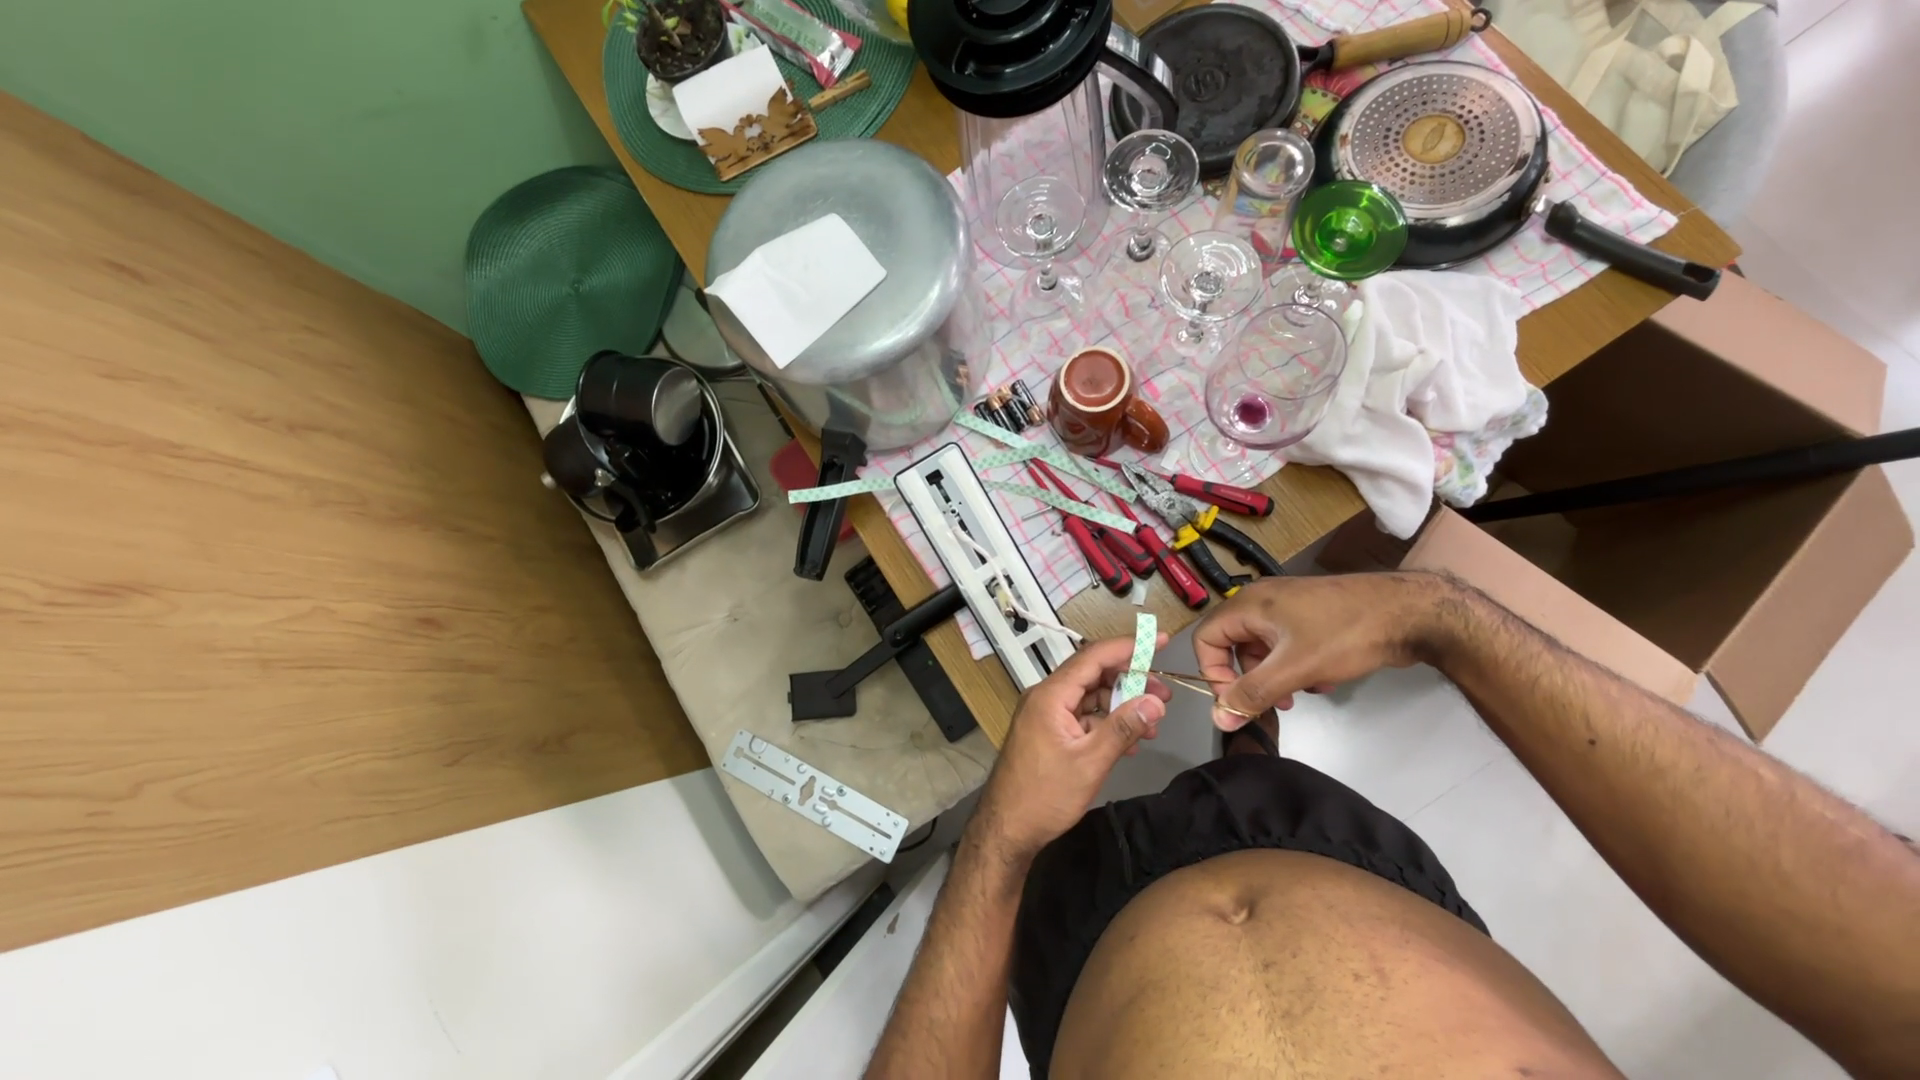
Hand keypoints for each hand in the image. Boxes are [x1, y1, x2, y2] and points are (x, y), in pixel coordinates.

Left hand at [969, 634, 1171, 865]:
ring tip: (1153, 724)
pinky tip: (1130, 741)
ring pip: (1091, 698)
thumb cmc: (1044, 796)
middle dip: (1131, 681)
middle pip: (1094, 675)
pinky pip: (1083, 717)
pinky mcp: (1049, 733)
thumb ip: (1123, 728)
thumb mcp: (1090, 762)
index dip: (1129, 647)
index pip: (1094, 657)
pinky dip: (1107, 724)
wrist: (1007, 829)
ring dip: (1122, 706)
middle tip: (1165, 695)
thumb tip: (1155, 702)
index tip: (1160, 642)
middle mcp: (1046, 698)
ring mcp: (1046, 716)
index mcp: (1050, 696)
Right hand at [1192, 573, 1453, 728]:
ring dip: (1276, 676)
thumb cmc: (1345, 634)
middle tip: (1274, 702)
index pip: (1205, 639)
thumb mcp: (1293, 669)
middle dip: (1251, 679)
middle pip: (1233, 645)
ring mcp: (1288, 606)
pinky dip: (1296, 665)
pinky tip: (1323, 680)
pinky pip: (1286, 644)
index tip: (1239, 699)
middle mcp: (1262, 600)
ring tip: (1302, 693)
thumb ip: (1252, 694)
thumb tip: (1218, 718)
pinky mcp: (1310, 615)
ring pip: (1263, 648)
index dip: (1214, 672)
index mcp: (1249, 604)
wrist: (1409, 612)